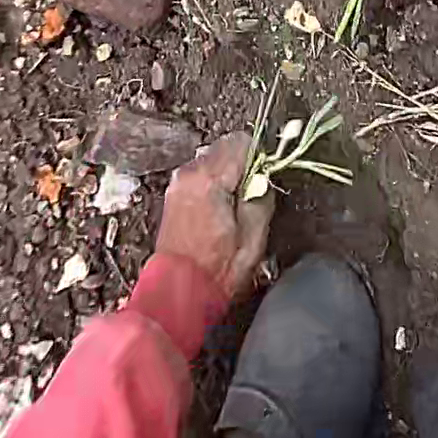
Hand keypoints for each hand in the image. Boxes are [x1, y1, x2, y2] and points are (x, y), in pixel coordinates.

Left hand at [155, 131, 272, 298]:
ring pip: (214, 156)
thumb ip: (262, 194)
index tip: (262, 178)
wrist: (177, 295)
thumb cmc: (219, 269)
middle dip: (242, 161)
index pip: (242, 142)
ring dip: (228, 169)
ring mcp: (178, 182)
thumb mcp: (254, 234)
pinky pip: (202, 170)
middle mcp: (190, 173)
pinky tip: (219, 205)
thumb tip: (262, 176)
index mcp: (209, 179)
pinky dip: (214, 179)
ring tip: (233, 201)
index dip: (258, 157)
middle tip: (250, 191)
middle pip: (226, 145)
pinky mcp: (174, 192)